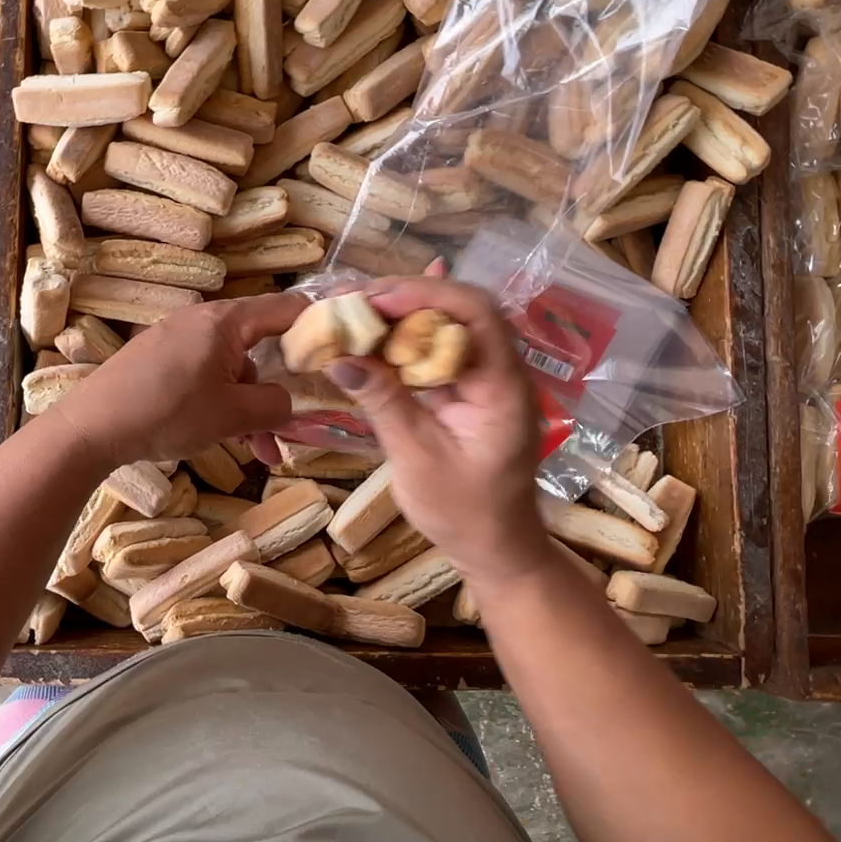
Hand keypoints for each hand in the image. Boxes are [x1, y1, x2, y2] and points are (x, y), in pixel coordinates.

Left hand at [50, 291, 307, 468]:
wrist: (90, 428)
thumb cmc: (167, 412)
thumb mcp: (232, 415)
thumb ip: (275, 405)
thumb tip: (290, 401)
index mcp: (225, 321)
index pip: (287, 309)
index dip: (319, 327)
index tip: (343, 353)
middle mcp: (204, 321)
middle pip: (261, 346)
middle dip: (283, 388)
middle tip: (302, 420)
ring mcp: (179, 340)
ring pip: (234, 370)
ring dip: (253, 408)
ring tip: (264, 453)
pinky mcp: (161, 362)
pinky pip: (208, 377)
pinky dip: (225, 405)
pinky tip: (231, 440)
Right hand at [323, 277, 553, 587]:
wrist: (494, 546)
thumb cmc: (461, 511)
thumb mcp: (416, 458)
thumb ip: (383, 402)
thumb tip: (338, 358)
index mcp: (502, 387)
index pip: (476, 315)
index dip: (426, 294)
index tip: (374, 299)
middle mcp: (501, 371)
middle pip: (461, 310)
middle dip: (406, 297)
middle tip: (351, 300)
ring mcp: (486, 378)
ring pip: (448, 324)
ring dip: (401, 313)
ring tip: (353, 309)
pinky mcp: (468, 388)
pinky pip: (439, 348)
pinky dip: (408, 333)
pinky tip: (388, 310)